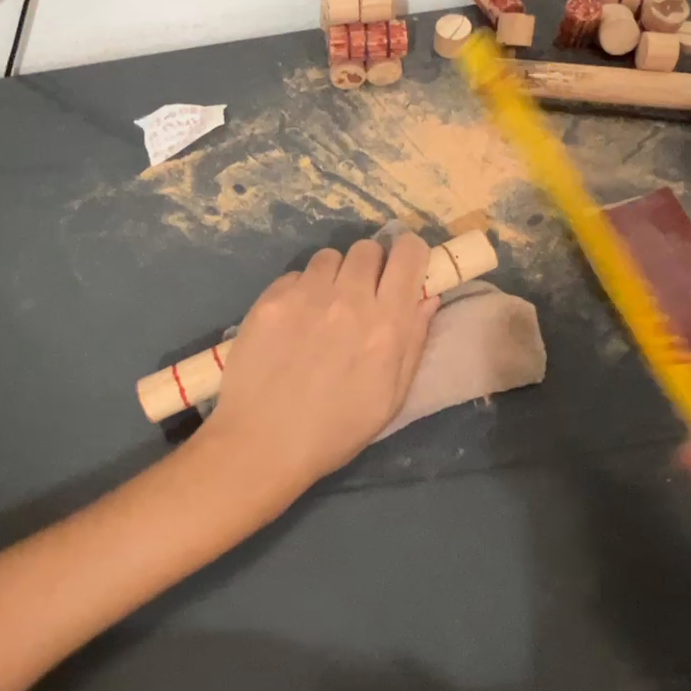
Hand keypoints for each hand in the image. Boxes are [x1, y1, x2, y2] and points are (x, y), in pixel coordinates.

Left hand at [200, 234, 439, 490]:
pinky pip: (295, 275)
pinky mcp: (270, 299)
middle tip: (361, 294)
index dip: (410, 253)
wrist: (263, 442)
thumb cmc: (335, 431)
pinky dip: (300, 290)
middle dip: (371, 266)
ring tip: (323, 308)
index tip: (404, 267)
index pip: (409, 254)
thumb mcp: (391, 398)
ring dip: (334, 275)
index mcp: (387, 324)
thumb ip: (413, 343)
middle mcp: (349, 299)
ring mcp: (306, 296)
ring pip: (329, 257)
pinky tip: (292, 322)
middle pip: (367, 248)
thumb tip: (427, 297)